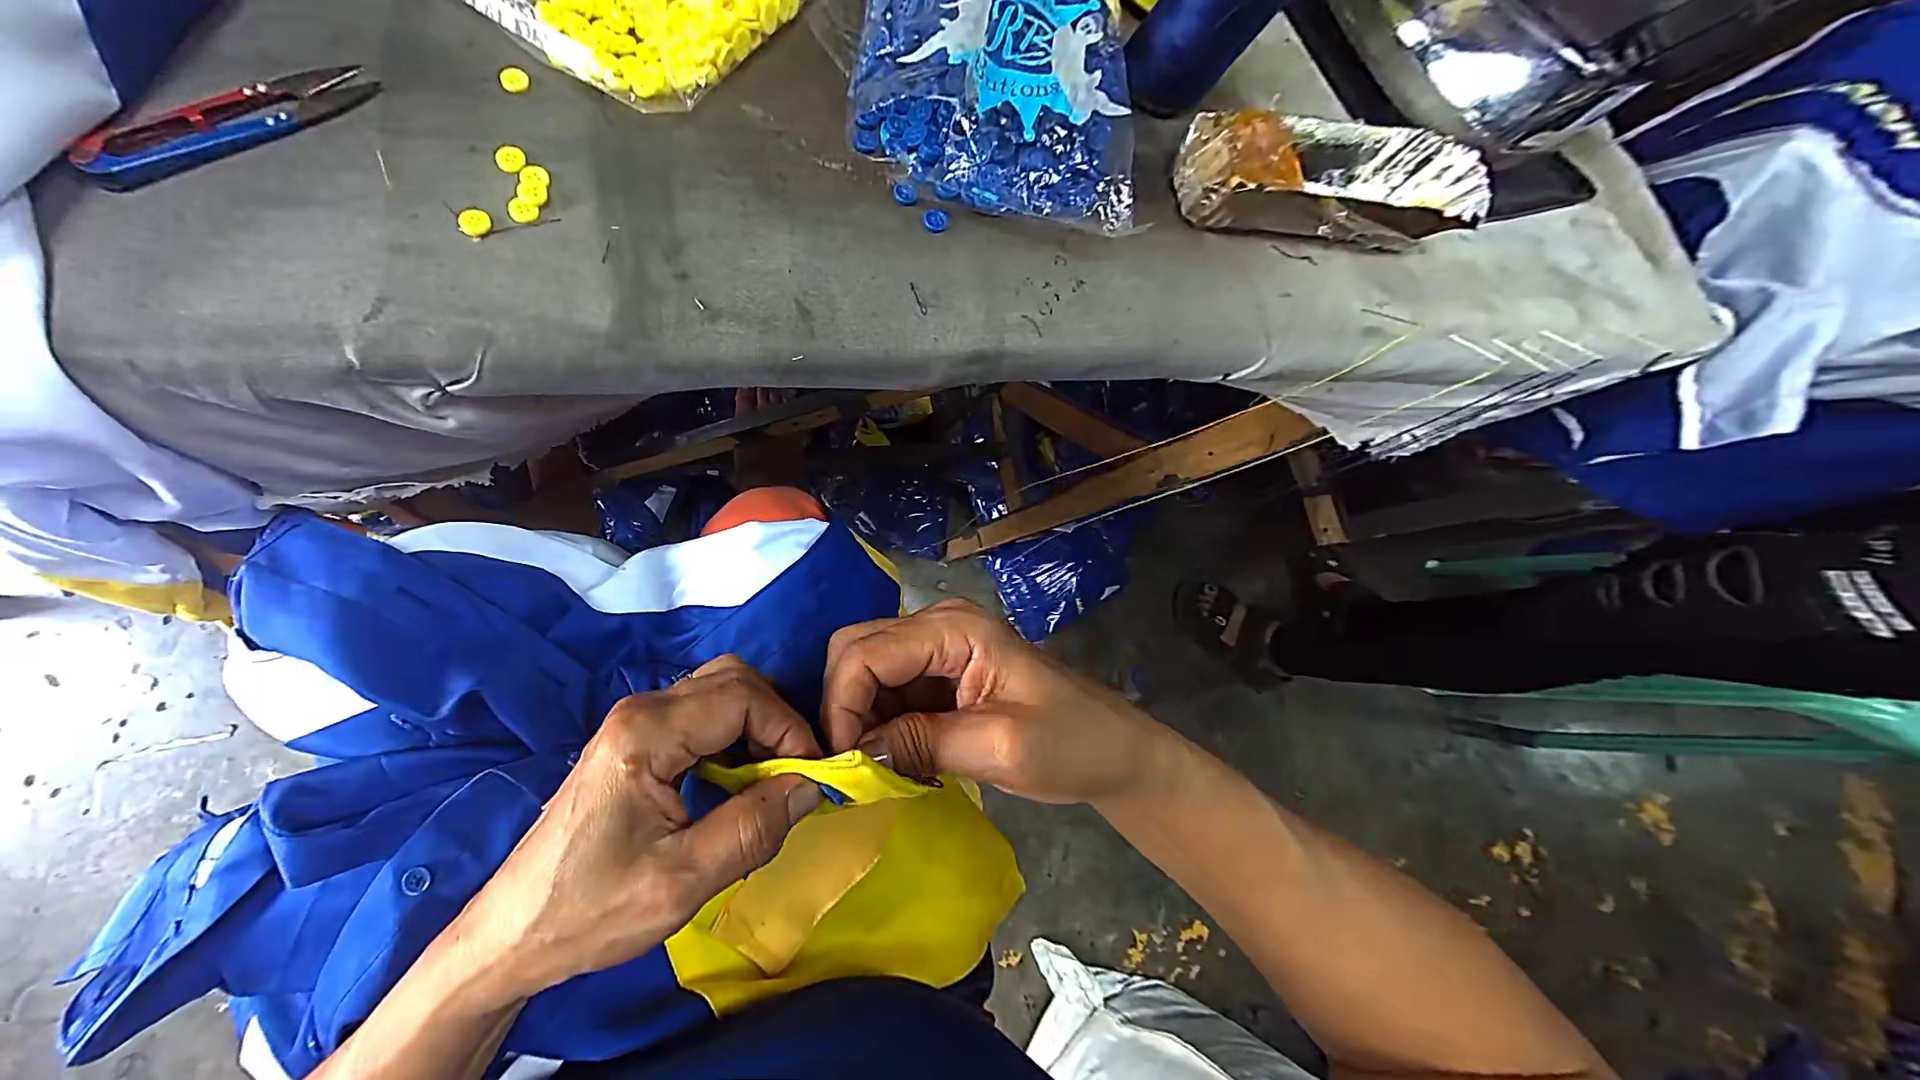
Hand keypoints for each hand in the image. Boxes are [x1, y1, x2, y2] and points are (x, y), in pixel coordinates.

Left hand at [452, 656, 826, 1003]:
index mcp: (647, 732)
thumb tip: (812, 786)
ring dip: (757, 725)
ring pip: (720, 690)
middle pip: (734, 680)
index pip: (744, 697)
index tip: (809, 777)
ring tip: (769, 777)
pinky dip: (735, 733)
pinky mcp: (634, 738)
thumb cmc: (590, 910)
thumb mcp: (682, 881)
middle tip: (791, 774)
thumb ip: (754, 828)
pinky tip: (736, 776)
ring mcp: (634, 721)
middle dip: (776, 721)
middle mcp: (640, 710)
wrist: (509, 936)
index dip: (789, 731)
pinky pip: (702, 712)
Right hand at [820, 599, 1183, 804]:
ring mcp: (939, 648)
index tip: (842, 764)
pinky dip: (879, 724)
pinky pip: (889, 691)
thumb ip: (921, 743)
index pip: (865, 652)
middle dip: (843, 707)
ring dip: (860, 719)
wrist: (1114, 752)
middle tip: (850, 765)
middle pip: (856, 650)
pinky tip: (893, 758)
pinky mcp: (940, 675)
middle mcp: (938, 625)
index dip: (842, 706)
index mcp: (956, 628)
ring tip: (874, 768)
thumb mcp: (999, 747)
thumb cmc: (1071, 744)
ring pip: (866, 672)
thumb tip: (850, 756)